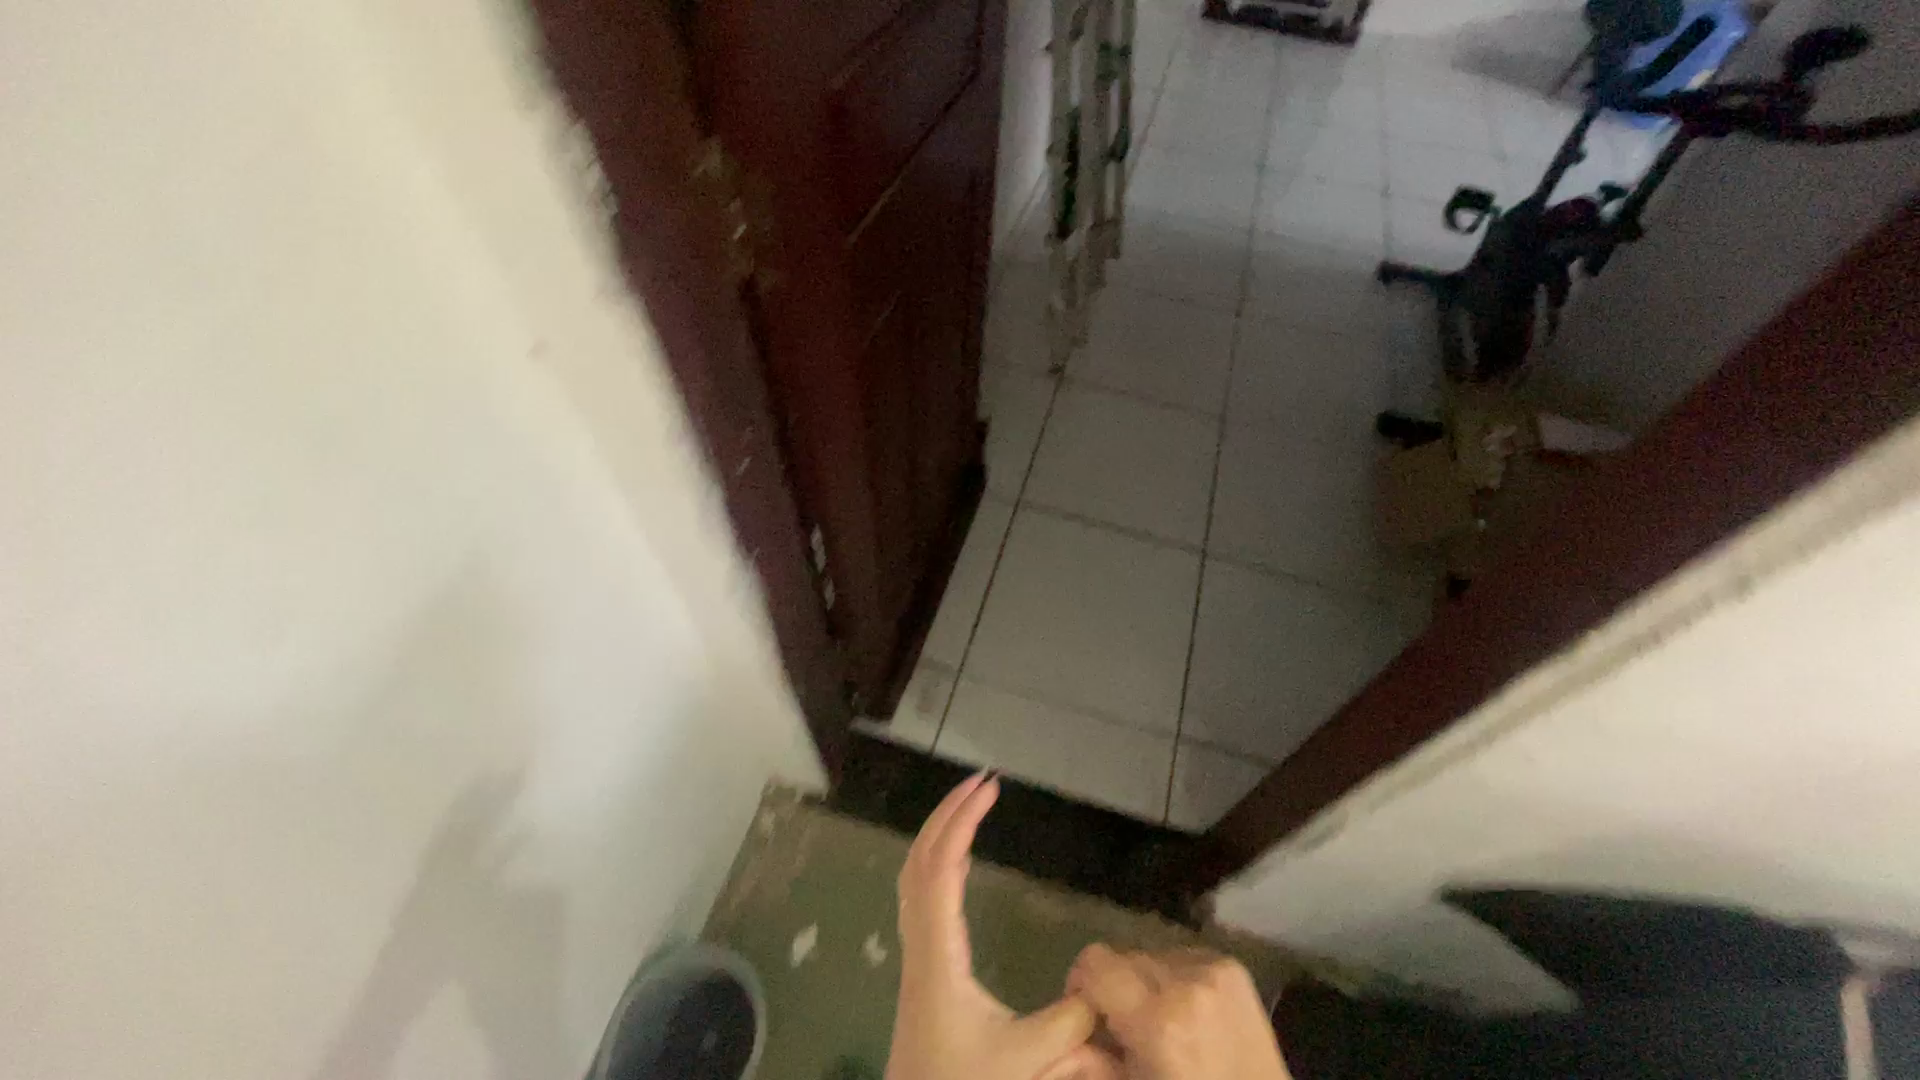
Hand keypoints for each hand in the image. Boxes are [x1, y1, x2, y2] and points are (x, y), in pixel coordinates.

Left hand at [887, 772, 1115, 1079]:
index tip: (989, 789)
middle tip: (982, 782)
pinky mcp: (921, 966)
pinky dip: (936, 861)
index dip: (961, 822)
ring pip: (914, 876)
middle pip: (920, 860)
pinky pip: (920, 894)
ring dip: (939, 834)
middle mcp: (919, 943)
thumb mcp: (1028, 1060)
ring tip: (970, 806)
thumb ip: (1072, 1023)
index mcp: (938, 955)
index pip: (940, 869)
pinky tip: (955, 861)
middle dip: (948, 813)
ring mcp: (916, 953)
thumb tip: (1106, 986)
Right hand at [1067, 945, 1291, 1079]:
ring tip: (1160, 1023)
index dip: (1081, 985)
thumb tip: (1065, 1039)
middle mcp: (1185, 983)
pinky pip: (1182, 956)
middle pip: (1122, 957)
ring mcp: (1214, 971)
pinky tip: (1186, 1013)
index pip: (1095, 963)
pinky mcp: (1232, 968)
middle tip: (1124, 1029)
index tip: (1087, 1016)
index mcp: (1158, 1022)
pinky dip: (1174, 978)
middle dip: (1114, 988)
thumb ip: (1095, 1063)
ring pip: (1151, 955)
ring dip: (1145, 982)